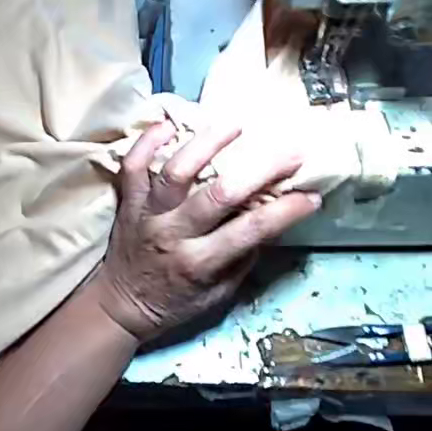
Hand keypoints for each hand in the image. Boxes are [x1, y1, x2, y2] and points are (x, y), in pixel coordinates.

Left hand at [87, 122, 322, 340]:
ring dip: (206, 144)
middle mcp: (173, 233)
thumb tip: (271, 222)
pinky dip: (147, 142)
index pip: (250, 231)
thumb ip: (242, 260)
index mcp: (199, 262)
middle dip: (261, 170)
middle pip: (219, 195)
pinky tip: (169, 124)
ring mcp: (147, 213)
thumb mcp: (217, 295)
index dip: (285, 211)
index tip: (311, 195)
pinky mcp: (128, 201)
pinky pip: (133, 166)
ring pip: (175, 172)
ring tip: (235, 126)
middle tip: (291, 152)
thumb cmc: (175, 301)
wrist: (120, 306)